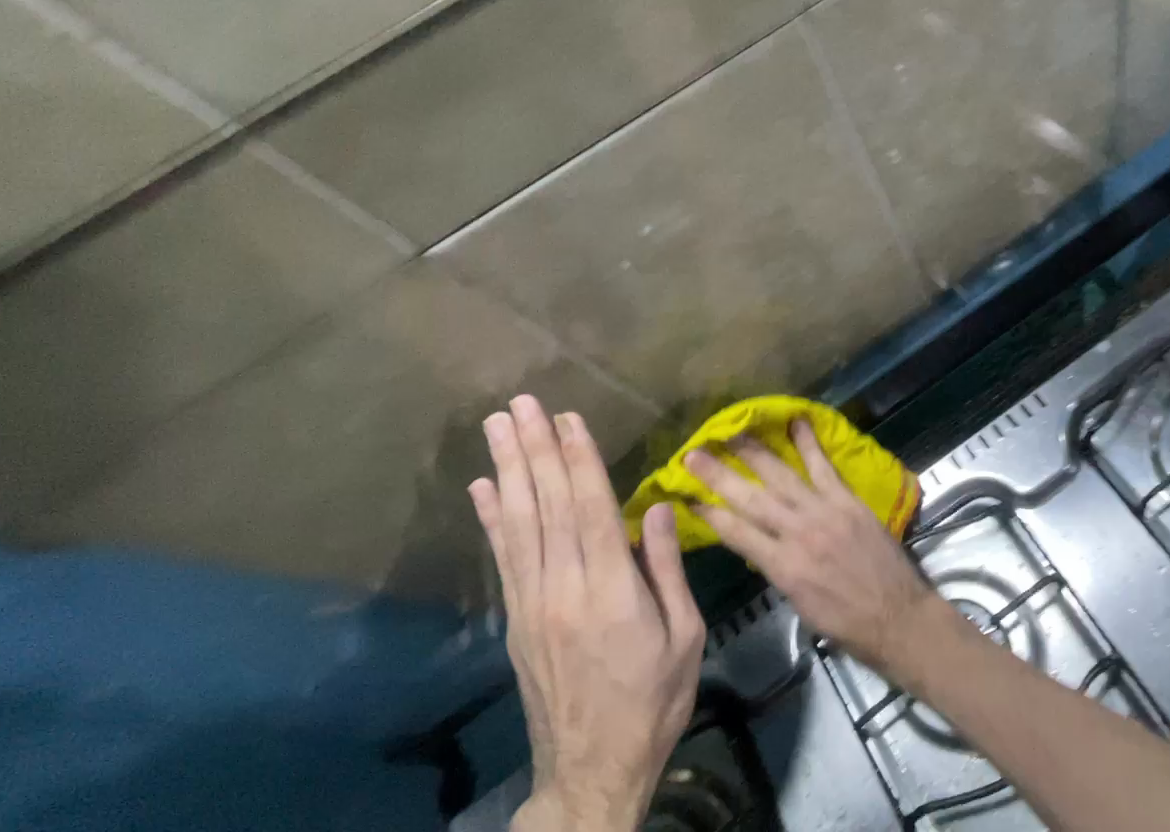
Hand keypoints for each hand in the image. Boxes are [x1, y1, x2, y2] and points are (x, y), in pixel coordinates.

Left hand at [469, 395, 705, 831]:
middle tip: (520, 403)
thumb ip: (668, 568)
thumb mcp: (685, 635)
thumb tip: (660, 507)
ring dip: (509, 470)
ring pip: (520, 524)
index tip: (569, 418)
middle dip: (535, 449)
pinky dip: (492, 520)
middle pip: (548, 506)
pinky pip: (503, 559)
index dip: (580, 460)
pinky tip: (484, 489)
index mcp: (612, 590)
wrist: (594, 766)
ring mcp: (533, 604)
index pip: (592, 509)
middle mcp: (564, 588)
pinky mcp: (517, 621)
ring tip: (498, 428)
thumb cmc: (655, 698)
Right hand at [688, 420, 944, 672]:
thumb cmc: (846, 623)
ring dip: (755, 452)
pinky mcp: (849, 502)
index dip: (709, 514)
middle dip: (719, 475)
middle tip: (693, 453)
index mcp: (782, 567)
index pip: (735, 533)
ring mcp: (825, 513)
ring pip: (782, 476)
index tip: (686, 497)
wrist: (896, 616)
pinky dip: (810, 444)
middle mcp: (798, 534)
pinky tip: (797, 421)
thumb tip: (760, 545)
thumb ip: (778, 570)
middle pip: (751, 498)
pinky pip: (825, 468)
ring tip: (733, 431)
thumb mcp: (799, 604)